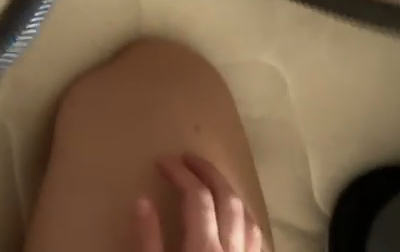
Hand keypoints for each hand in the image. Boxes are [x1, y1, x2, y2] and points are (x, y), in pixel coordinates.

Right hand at [135, 154, 265, 251]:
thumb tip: (142, 200)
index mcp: (204, 246)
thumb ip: (148, 240)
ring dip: (229, 191)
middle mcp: (233, 249)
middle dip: (207, 171)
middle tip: (187, 158)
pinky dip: (245, 217)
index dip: (179, 172)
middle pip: (227, 197)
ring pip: (248, 216)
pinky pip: (257, 237)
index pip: (197, 196)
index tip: (162, 161)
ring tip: (210, 181)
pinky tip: (234, 216)